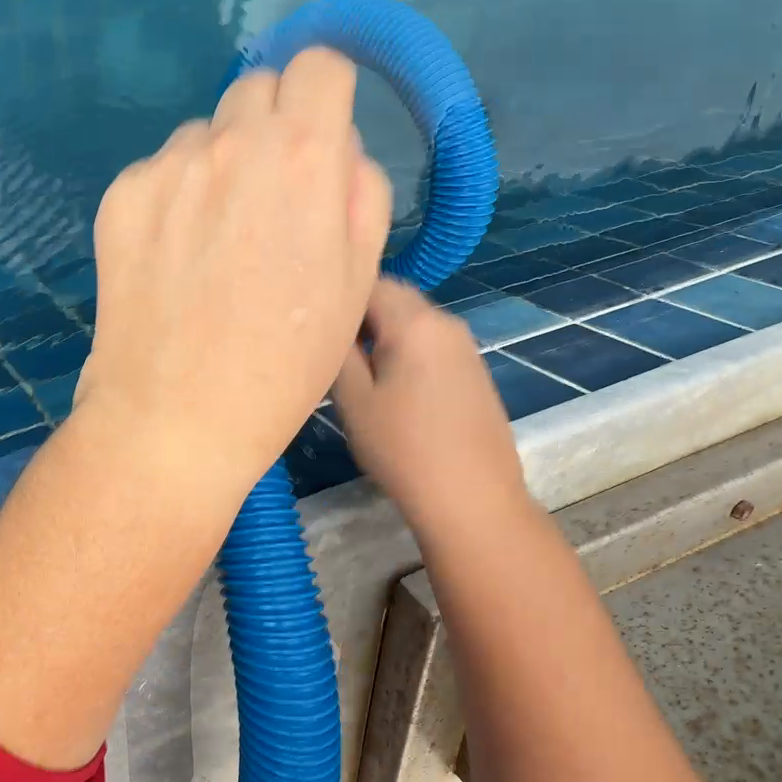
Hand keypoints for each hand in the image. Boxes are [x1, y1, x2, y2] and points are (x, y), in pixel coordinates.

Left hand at [75, 48, 392, 492]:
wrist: (175, 412)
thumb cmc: (283, 360)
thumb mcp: (357, 278)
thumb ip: (359, 189)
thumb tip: (335, 146)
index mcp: (303, 156)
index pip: (319, 65)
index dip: (325, 94)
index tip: (318, 129)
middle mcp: (228, 144)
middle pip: (256, 90)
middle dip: (272, 125)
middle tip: (268, 194)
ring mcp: (165, 168)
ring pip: (203, 135)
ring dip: (217, 163)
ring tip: (213, 240)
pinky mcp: (120, 196)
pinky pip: (159, 171)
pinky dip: (172, 196)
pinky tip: (172, 256)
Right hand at [331, 278, 526, 521]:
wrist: (473, 500)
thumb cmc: (403, 448)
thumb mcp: (353, 399)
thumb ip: (337, 350)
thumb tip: (326, 322)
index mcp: (416, 323)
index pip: (369, 281)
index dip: (336, 294)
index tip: (309, 316)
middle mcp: (445, 323)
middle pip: (392, 297)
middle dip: (357, 311)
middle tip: (323, 341)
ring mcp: (464, 347)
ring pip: (409, 320)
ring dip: (377, 331)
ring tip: (347, 364)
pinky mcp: (471, 370)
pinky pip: (426, 341)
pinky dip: (400, 348)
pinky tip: (383, 382)